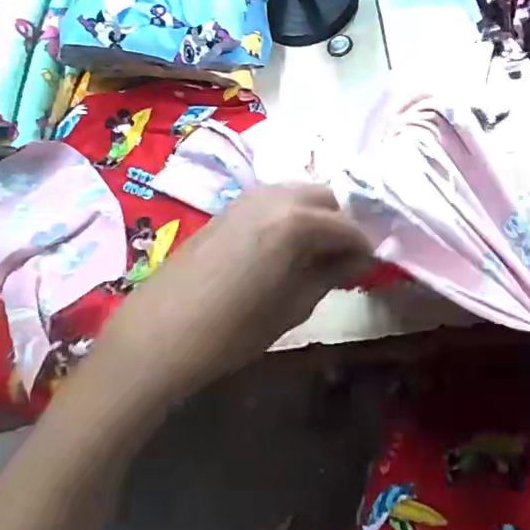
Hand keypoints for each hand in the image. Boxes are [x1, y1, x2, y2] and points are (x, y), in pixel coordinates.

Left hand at [91, 184, 371, 407]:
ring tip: (314, 255)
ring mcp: (247, 198)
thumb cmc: (232, 330)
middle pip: (325, 198)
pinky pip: (272, 201)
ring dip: (314, 217)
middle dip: (340, 224)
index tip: (369, 268)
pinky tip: (283, 249)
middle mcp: (274, 197)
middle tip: (342, 260)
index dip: (364, 248)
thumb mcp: (293, 307)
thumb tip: (357, 260)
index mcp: (296, 221)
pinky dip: (288, 216)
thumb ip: (330, 274)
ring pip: (297, 195)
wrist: (159, 334)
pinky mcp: (227, 208)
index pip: (348, 227)